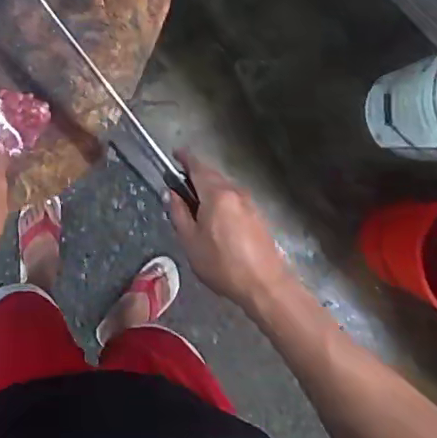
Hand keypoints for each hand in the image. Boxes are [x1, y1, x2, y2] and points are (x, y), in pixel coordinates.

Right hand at [167, 151, 294, 307]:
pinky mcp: (257, 216)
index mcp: (217, 194)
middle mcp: (235, 192)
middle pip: (213, 176)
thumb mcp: (191, 242)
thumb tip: (172, 194)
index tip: (176, 154)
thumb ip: (179, 214)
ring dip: (209, 189)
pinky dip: (221, 200)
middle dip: (196, 175)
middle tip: (180, 183)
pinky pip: (234, 200)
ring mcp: (250, 203)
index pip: (199, 168)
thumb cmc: (222, 264)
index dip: (186, 159)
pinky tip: (215, 217)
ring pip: (224, 188)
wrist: (264, 283)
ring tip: (195, 204)